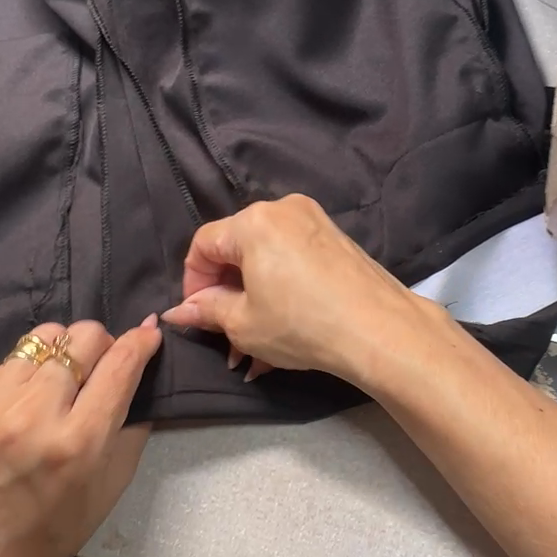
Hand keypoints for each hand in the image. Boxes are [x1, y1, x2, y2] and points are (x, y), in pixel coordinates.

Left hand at [0, 317, 162, 556]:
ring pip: (43, 339)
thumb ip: (132, 423)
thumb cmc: (48, 534)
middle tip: (96, 368)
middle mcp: (32, 416)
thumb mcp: (109, 487)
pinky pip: (5, 363)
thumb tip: (142, 362)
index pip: (120, 364)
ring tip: (53, 387)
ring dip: (58, 356)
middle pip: (82, 336)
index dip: (141, 341)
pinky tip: (17, 407)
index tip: (148, 333)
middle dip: (99, 345)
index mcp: (77, 443)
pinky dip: (21, 376)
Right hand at [160, 194, 445, 386]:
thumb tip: (179, 311)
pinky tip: (283, 329)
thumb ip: (207, 311)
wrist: (378, 328)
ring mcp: (315, 220)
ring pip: (267, 257)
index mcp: (254, 221)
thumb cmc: (301, 324)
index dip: (193, 282)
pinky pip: (294, 258)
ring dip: (254, 298)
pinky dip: (281, 288)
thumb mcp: (243, 324)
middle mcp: (284, 208)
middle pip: (237, 247)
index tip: (197, 316)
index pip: (204, 243)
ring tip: (254, 348)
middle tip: (225, 335)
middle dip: (226, 293)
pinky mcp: (336, 238)